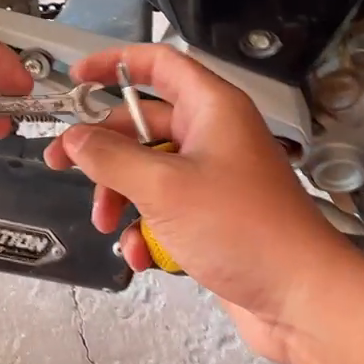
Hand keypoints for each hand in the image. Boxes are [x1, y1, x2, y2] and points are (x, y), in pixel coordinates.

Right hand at [43, 44, 354, 363]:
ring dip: (119, 194)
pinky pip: (163, 208)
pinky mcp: (211, 216)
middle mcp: (211, 134)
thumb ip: (111, 158)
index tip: (78, 78)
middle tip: (60, 163)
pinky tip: (139, 254)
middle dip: (103, 148)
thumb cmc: (242, 229)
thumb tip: (74, 139)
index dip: (115, 63)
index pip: (159, 63)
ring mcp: (211, 177)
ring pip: (147, 169)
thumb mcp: (164, 187)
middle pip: (141, 123)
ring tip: (106, 223)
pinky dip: (145, 227)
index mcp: (210, 108)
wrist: (302, 300)